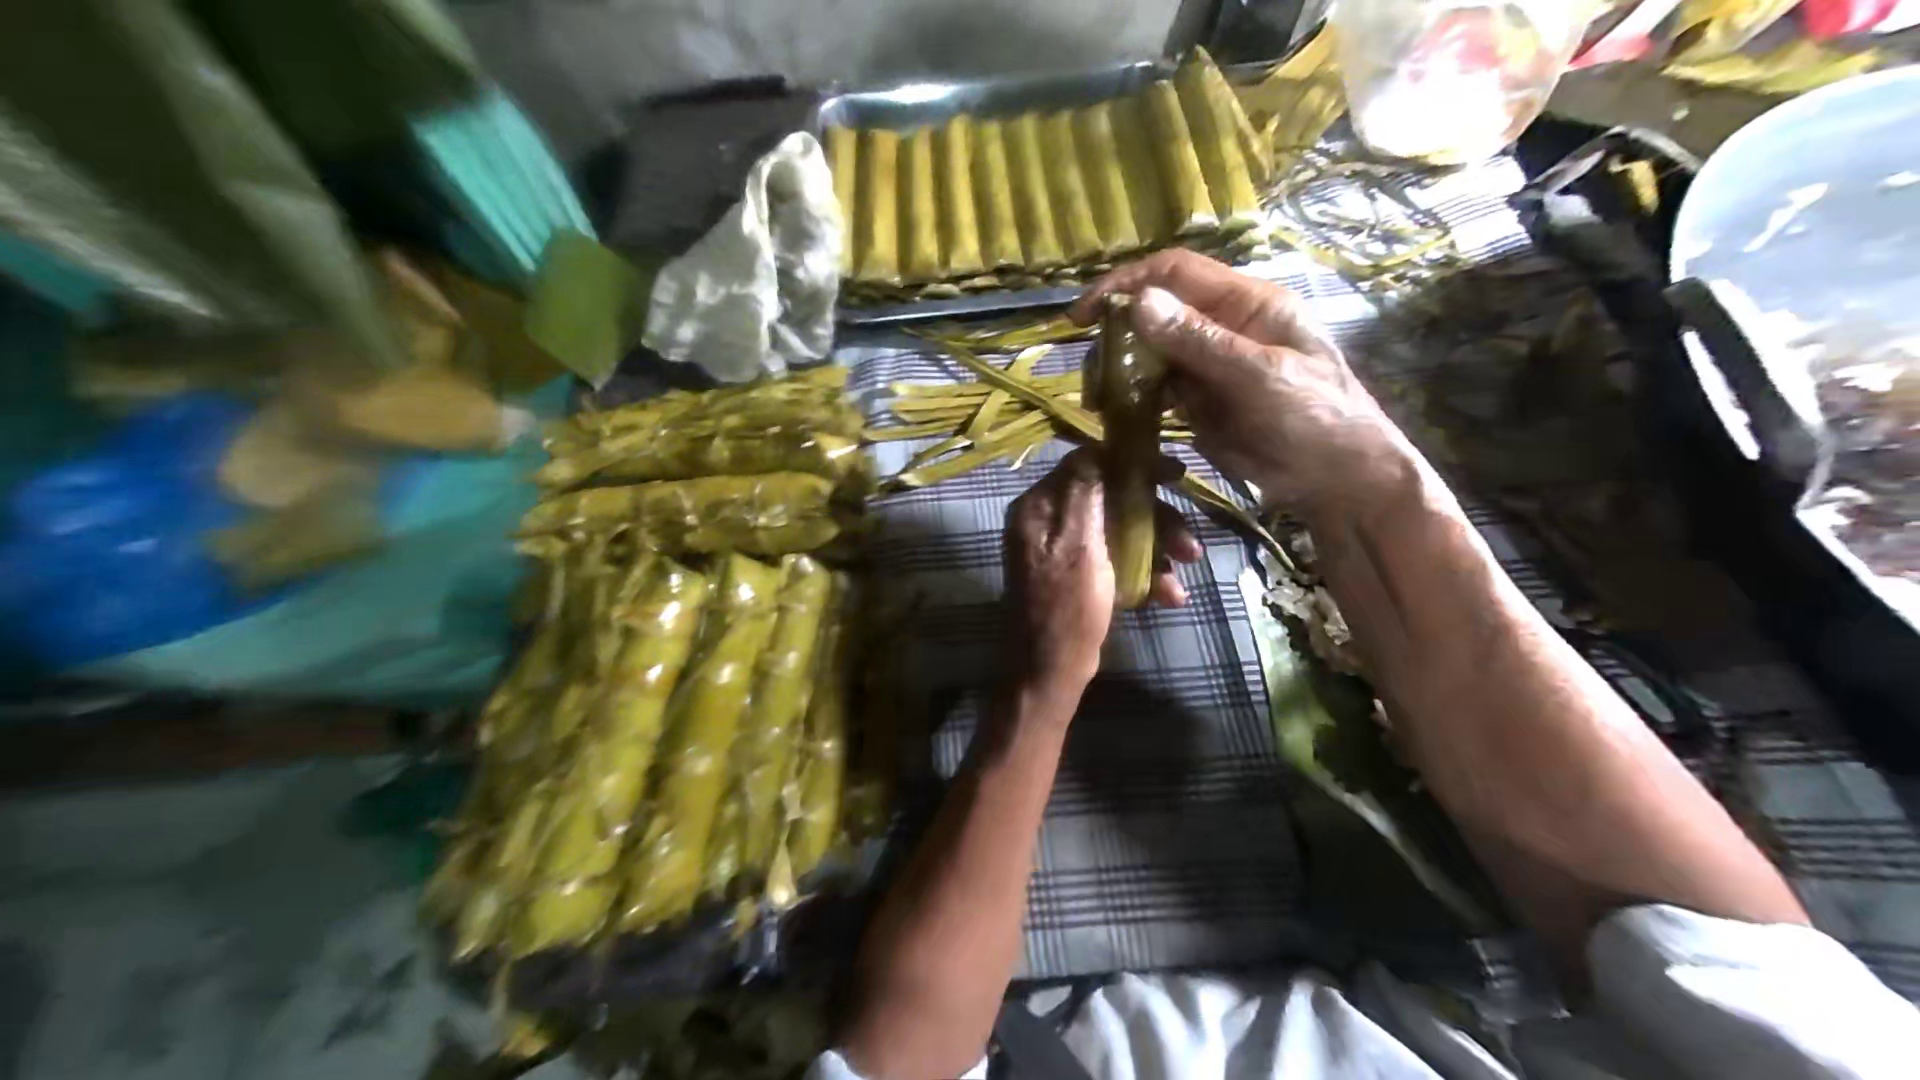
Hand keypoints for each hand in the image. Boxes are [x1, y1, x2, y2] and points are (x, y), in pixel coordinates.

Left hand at [1004, 450, 1200, 693]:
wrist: (1049, 672)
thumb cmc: (1064, 609)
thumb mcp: (1078, 546)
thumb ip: (1085, 494)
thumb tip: (1094, 448)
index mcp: (1040, 508)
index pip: (1086, 465)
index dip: (1131, 464)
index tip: (1172, 474)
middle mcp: (1049, 523)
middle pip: (1111, 500)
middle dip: (1155, 518)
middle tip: (1190, 541)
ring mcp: (1066, 550)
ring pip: (1120, 531)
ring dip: (1158, 548)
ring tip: (1187, 569)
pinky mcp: (1082, 576)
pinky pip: (1117, 560)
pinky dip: (1144, 574)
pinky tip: (1170, 595)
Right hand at [1070, 250, 1416, 519]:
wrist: (1338, 480)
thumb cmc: (1316, 418)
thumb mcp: (1259, 376)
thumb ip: (1200, 341)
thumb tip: (1138, 303)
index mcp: (1244, 303)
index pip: (1174, 273)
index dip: (1126, 284)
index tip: (1083, 315)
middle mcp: (1220, 327)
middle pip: (1154, 315)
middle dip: (1116, 339)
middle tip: (1090, 378)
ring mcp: (1208, 366)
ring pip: (1149, 355)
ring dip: (1119, 374)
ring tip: (1099, 403)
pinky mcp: (1199, 402)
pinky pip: (1156, 392)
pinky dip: (1133, 401)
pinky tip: (1118, 417)